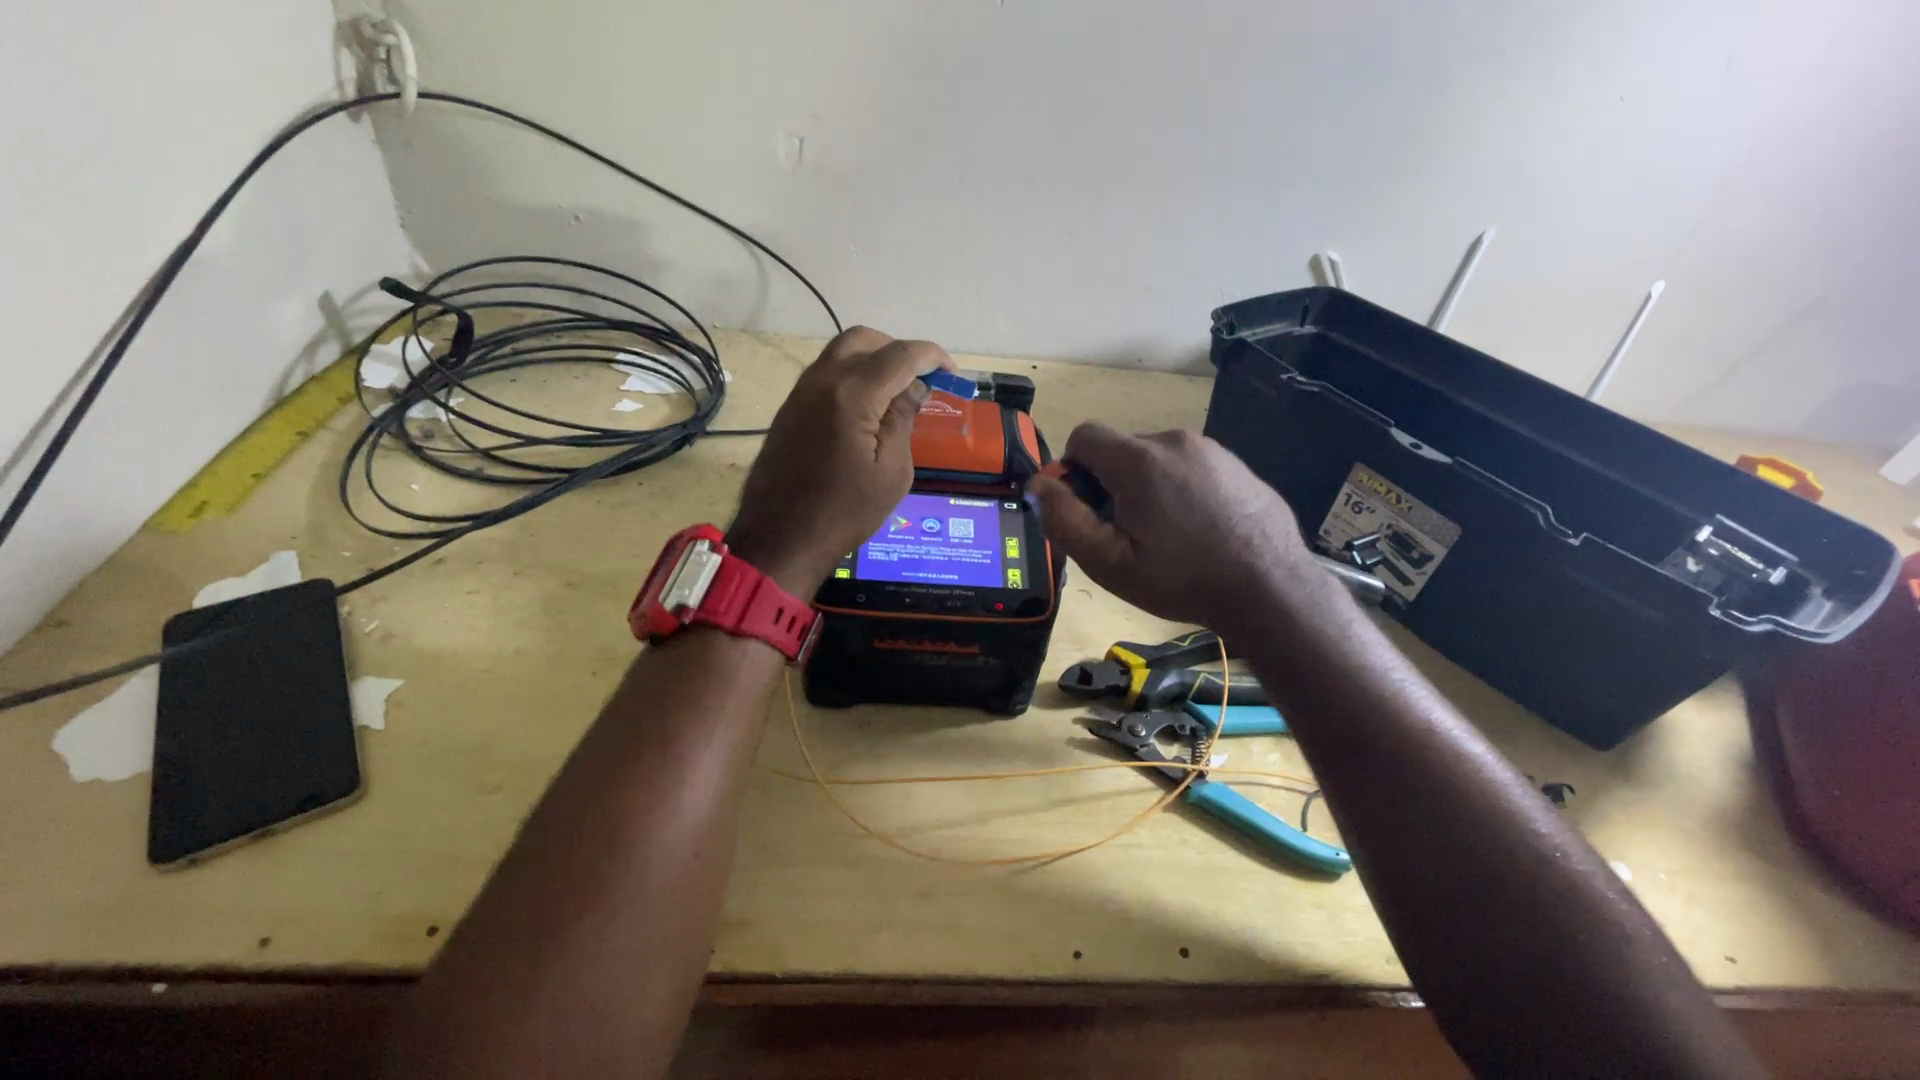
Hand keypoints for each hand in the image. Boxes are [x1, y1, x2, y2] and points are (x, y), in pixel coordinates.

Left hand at [727, 327, 954, 593]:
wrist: (781, 538)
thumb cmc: (845, 512)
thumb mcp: (892, 471)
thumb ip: (903, 420)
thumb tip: (913, 388)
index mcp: (852, 394)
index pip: (901, 355)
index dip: (932, 357)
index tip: (951, 373)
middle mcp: (822, 380)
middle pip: (864, 340)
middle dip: (898, 351)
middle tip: (921, 379)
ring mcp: (800, 392)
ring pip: (840, 353)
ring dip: (872, 361)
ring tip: (896, 394)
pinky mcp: (789, 409)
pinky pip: (825, 375)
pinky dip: (851, 376)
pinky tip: (867, 409)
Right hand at [1025, 424, 1335, 635]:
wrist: (1270, 588)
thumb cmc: (1182, 579)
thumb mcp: (1110, 563)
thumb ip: (1065, 521)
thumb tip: (1036, 486)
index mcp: (1138, 460)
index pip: (1084, 436)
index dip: (1072, 471)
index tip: (1087, 511)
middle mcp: (1174, 441)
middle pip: (1122, 451)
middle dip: (1113, 484)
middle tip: (1127, 535)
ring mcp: (1212, 450)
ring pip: (1158, 461)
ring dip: (1149, 489)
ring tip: (1168, 538)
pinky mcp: (1237, 466)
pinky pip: (1192, 469)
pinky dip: (1183, 492)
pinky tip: (1199, 532)